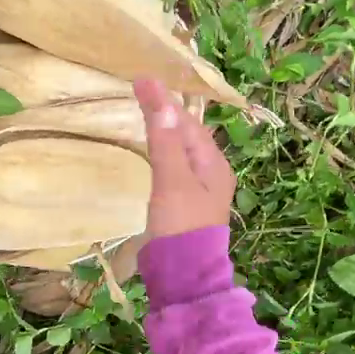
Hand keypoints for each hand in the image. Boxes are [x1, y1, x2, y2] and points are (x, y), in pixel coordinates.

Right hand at [133, 79, 235, 238]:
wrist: (184, 274)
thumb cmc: (180, 225)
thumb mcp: (172, 181)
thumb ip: (166, 142)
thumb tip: (163, 101)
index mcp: (212, 163)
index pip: (186, 122)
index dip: (164, 100)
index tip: (141, 79)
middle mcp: (211, 173)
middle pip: (188, 134)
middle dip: (169, 111)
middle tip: (145, 91)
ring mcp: (199, 191)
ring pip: (183, 151)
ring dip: (166, 132)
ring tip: (149, 116)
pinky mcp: (185, 206)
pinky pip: (175, 168)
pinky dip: (163, 153)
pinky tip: (155, 156)